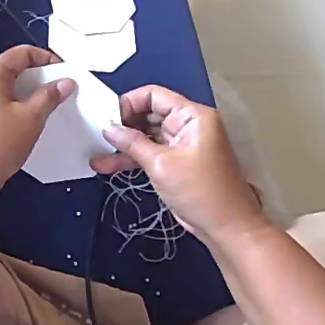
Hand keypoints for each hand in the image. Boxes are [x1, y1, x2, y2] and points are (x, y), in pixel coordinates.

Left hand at [0, 45, 76, 193]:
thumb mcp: (31, 117)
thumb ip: (49, 95)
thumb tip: (65, 82)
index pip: (21, 52)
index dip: (46, 58)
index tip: (64, 71)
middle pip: (14, 66)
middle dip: (39, 75)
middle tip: (60, 88)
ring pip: (9, 83)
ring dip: (30, 90)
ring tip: (50, 102)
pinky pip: (2, 97)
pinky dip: (19, 101)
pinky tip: (33, 114)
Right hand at [90, 85, 267, 240]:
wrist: (227, 228)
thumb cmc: (200, 191)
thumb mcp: (161, 164)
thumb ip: (132, 142)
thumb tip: (108, 127)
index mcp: (191, 116)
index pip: (154, 95)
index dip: (128, 103)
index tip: (107, 118)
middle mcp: (187, 125)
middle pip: (148, 113)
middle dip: (123, 125)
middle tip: (98, 135)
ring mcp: (181, 144)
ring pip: (145, 135)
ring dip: (123, 145)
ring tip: (97, 153)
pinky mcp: (175, 162)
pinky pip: (149, 152)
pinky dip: (131, 158)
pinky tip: (108, 164)